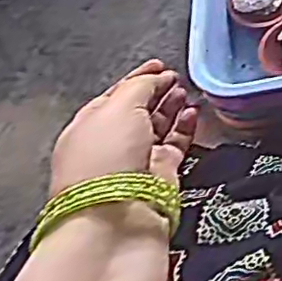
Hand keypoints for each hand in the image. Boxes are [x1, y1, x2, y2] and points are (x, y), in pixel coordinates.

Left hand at [49, 60, 198, 196]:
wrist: (118, 214)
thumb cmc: (105, 161)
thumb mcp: (119, 107)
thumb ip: (141, 85)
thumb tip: (158, 78)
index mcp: (89, 127)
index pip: (116, 95)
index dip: (138, 78)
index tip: (158, 65)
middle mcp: (112, 144)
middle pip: (138, 110)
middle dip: (157, 91)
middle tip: (175, 77)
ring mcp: (136, 160)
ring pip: (159, 126)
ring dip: (173, 106)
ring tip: (185, 91)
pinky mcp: (161, 174)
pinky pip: (177, 143)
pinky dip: (186, 126)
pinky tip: (192, 113)